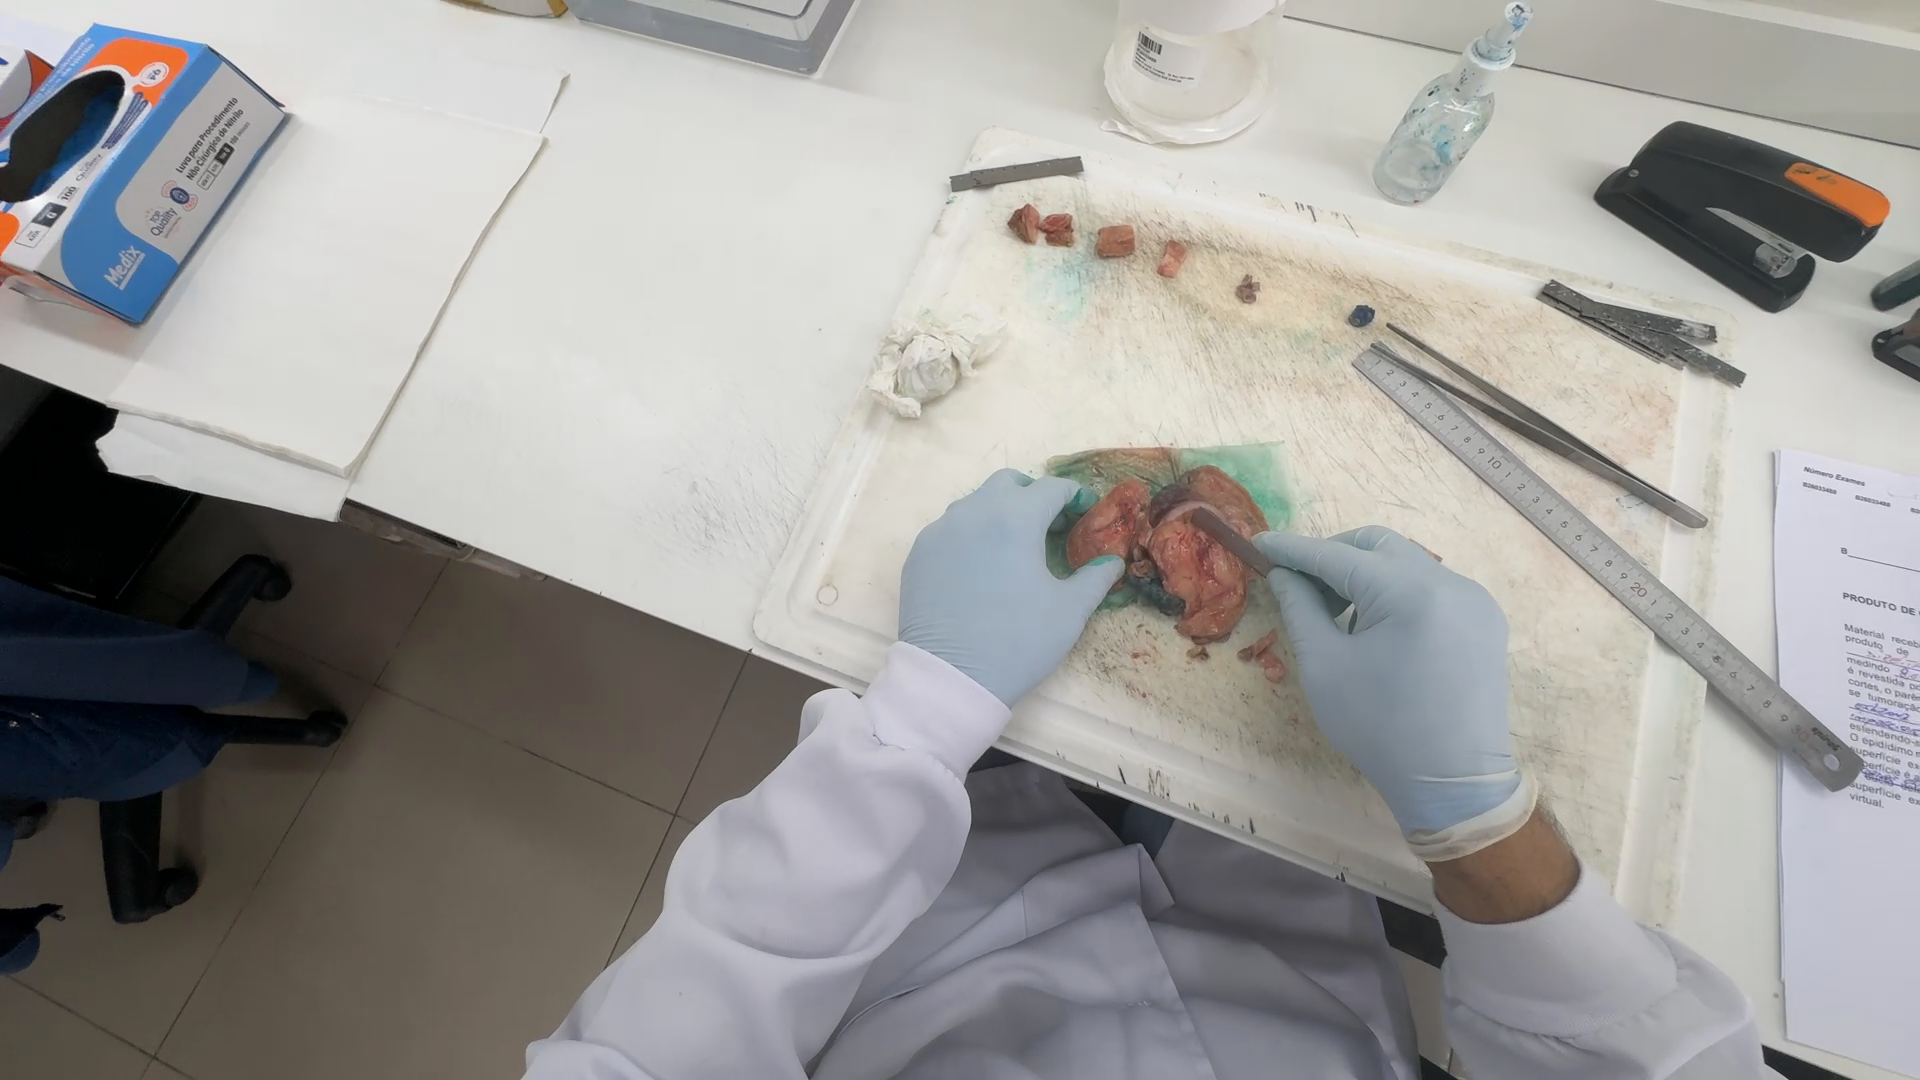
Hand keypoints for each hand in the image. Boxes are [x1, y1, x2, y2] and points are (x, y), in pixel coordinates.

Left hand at [899, 470, 1123, 705]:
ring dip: (1000, 512)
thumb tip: (1111, 563)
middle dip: (1033, 494)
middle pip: (1008, 484)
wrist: (950, 676)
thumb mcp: (1068, 611)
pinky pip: (950, 529)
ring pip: (975, 503)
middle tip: (1050, 524)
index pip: (1051, 488)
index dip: (1074, 496)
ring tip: (1014, 546)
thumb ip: (1094, 579)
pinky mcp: (919, 553)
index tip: (1086, 513)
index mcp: (1015, 518)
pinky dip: (971, 534)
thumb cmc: (1017, 641)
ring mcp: (940, 531)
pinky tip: (980, 566)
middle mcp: (974, 513)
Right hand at [1254, 527, 1529, 856]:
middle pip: (1376, 545)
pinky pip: (1426, 585)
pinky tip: (1371, 627)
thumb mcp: (1323, 664)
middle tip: (1296, 583)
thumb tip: (1283, 573)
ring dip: (1360, 574)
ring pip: (1403, 562)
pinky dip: (1390, 591)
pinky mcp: (1482, 619)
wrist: (1452, 783)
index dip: (1292, 549)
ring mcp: (1473, 600)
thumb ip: (1299, 607)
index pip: (1336, 556)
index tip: (1258, 543)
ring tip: (1333, 614)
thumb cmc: (1377, 726)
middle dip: (1330, 555)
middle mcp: (1450, 584)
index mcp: (1410, 594)